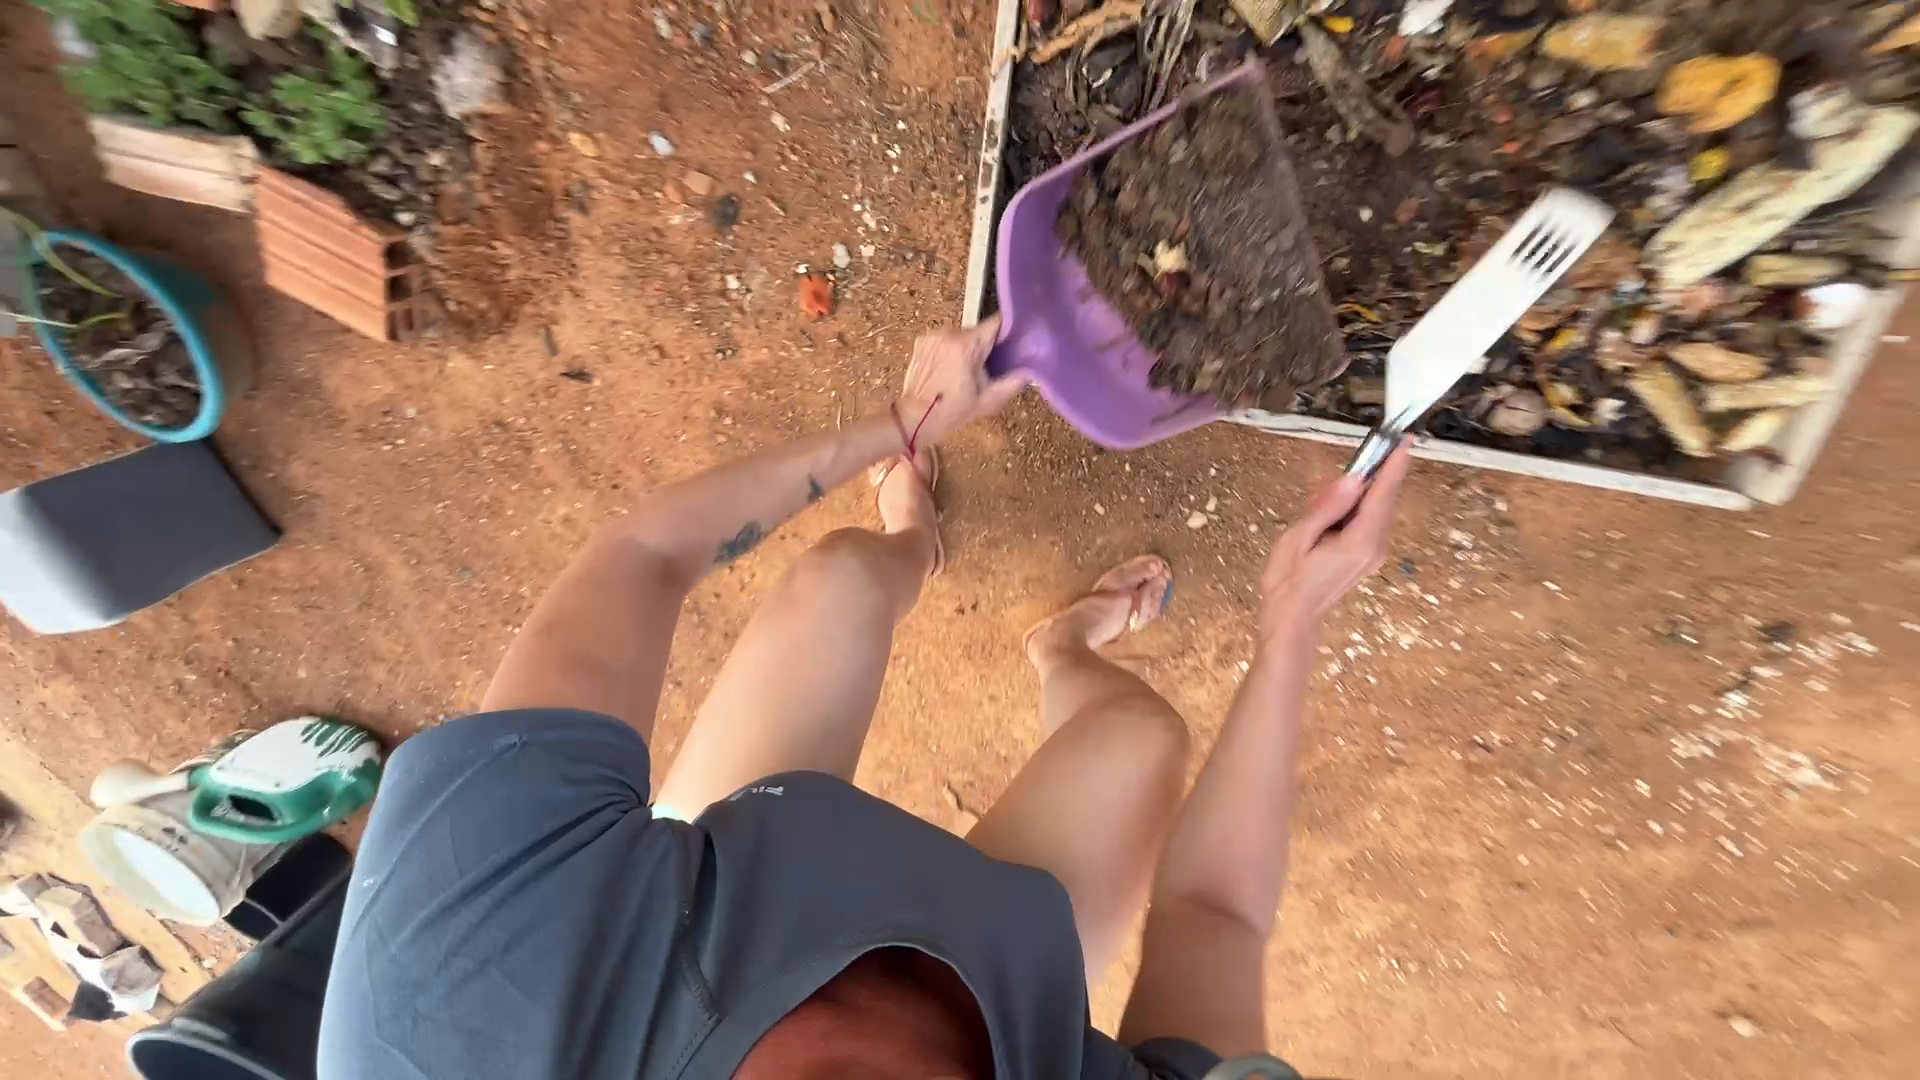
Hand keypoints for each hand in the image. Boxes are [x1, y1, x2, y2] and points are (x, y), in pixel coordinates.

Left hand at [895, 315, 1028, 446]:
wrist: (914, 417)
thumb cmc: (952, 411)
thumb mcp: (988, 401)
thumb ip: (1013, 383)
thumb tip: (1030, 370)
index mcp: (967, 346)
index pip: (996, 323)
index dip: (1008, 331)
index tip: (1014, 341)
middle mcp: (949, 333)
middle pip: (978, 331)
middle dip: (985, 346)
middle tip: (986, 368)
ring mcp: (933, 336)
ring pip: (961, 336)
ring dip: (967, 349)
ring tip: (964, 372)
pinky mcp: (922, 341)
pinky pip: (945, 340)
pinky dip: (950, 351)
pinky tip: (948, 370)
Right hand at [1259, 444, 1411, 648]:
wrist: (1291, 618)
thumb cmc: (1287, 580)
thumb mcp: (1297, 538)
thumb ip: (1327, 508)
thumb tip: (1352, 480)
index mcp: (1360, 541)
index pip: (1382, 495)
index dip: (1394, 466)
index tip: (1406, 441)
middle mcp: (1376, 547)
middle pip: (1382, 501)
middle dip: (1360, 483)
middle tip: (1319, 496)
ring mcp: (1375, 554)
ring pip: (1375, 511)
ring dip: (1352, 499)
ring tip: (1315, 511)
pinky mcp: (1368, 557)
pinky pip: (1368, 523)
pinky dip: (1352, 512)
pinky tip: (1324, 520)